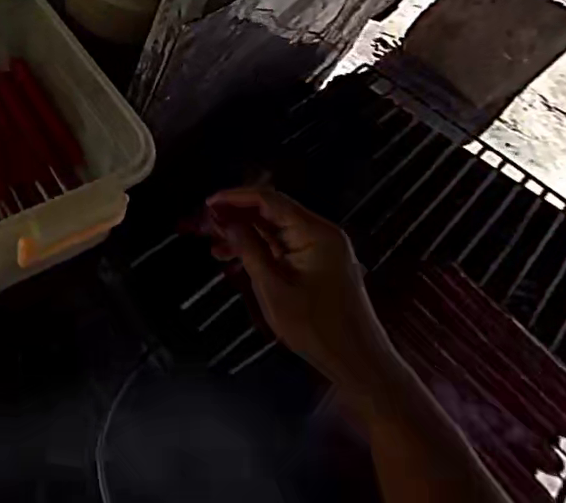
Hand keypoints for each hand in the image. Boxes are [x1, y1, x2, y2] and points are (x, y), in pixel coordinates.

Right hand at [204, 186, 396, 396]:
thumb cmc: (321, 331)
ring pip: (269, 227)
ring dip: (240, 232)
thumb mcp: (273, 287)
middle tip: (204, 224)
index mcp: (316, 234)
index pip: (267, 199)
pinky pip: (278, 244)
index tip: (208, 204)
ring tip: (214, 244)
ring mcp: (319, 249)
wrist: (362, 367)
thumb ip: (247, 248)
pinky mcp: (315, 262)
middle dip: (233, 216)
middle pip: (267, 211)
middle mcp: (320, 235)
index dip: (232, 197)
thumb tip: (225, 221)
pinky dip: (254, 247)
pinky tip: (232, 257)